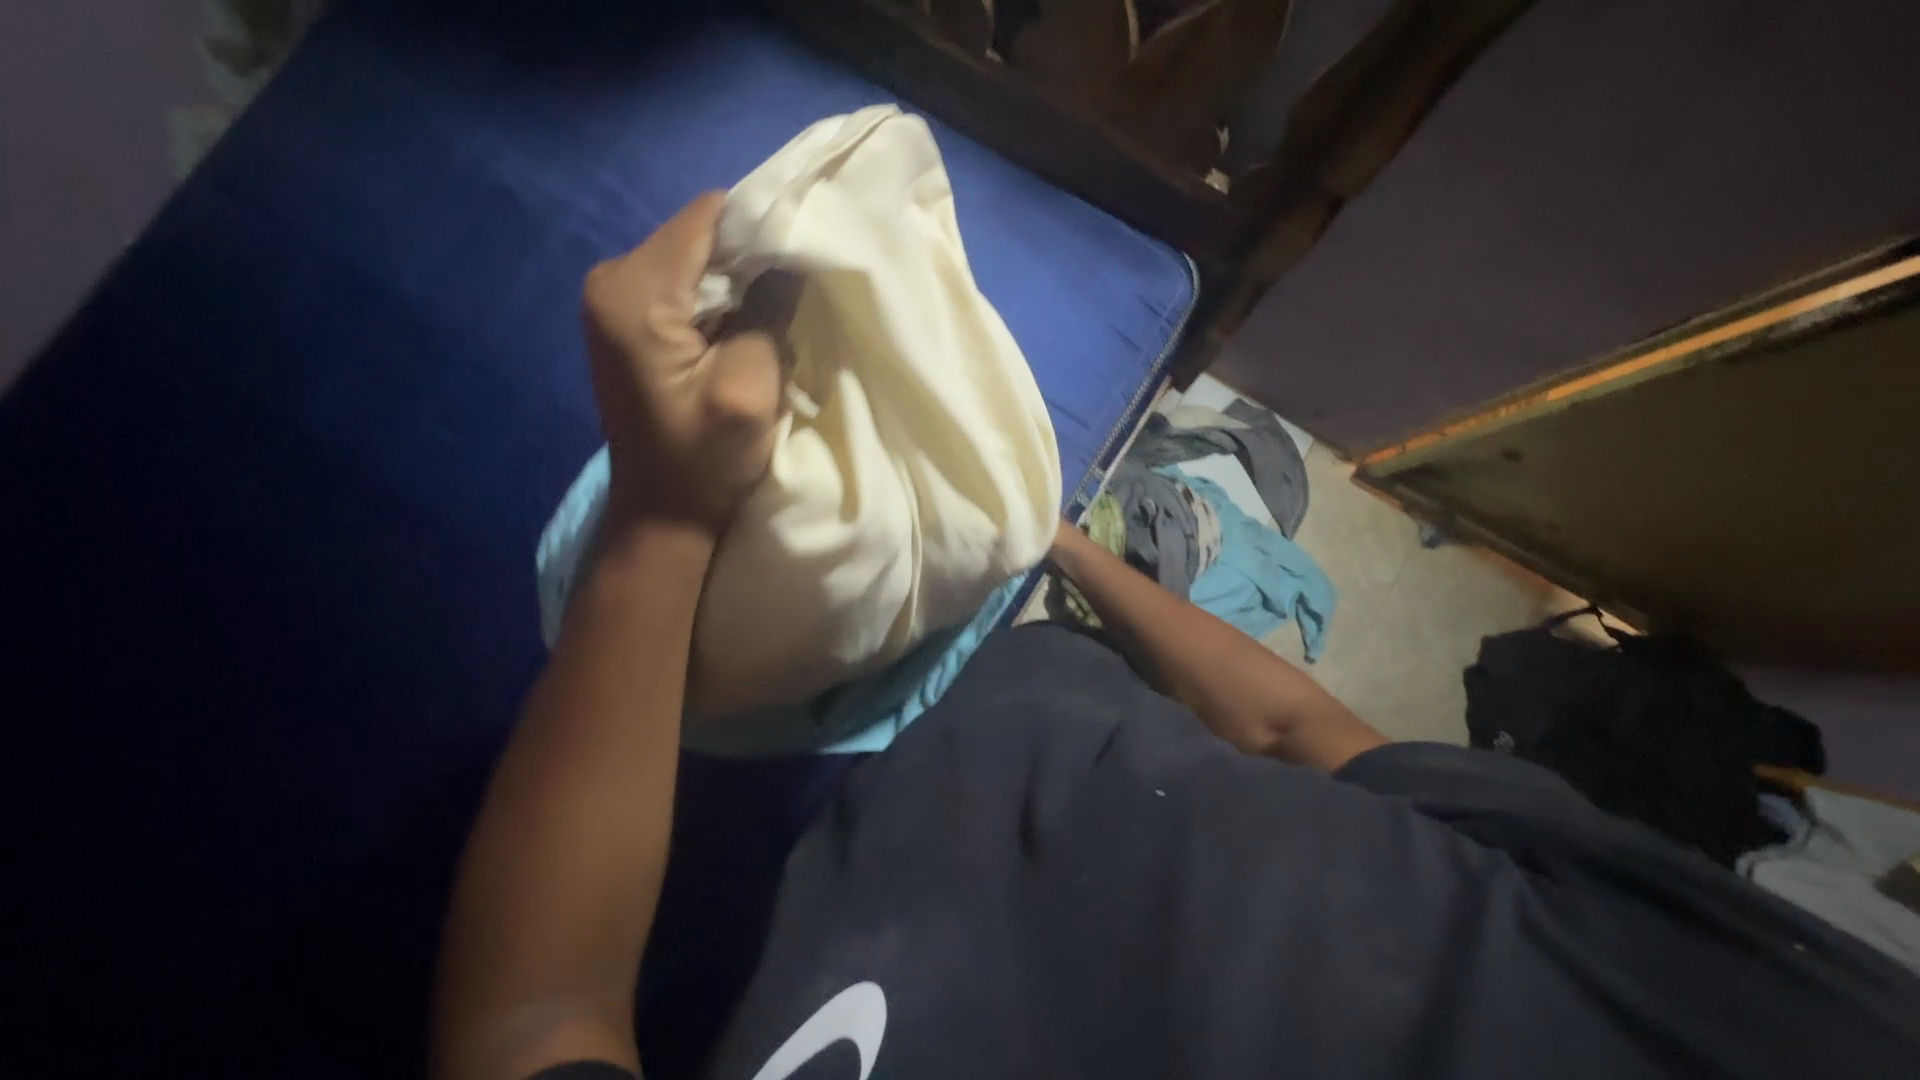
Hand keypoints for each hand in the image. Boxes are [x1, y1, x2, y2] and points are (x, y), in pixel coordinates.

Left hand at [582, 192, 786, 536]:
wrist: (661, 514)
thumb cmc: (704, 460)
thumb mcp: (750, 387)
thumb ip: (769, 311)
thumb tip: (792, 258)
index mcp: (634, 293)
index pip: (710, 216)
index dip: (764, 226)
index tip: (806, 256)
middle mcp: (611, 280)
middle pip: (700, 232)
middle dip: (752, 254)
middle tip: (796, 289)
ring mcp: (612, 297)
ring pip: (694, 256)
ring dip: (738, 278)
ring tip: (775, 309)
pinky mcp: (624, 318)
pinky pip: (682, 282)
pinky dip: (718, 296)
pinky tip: (743, 325)